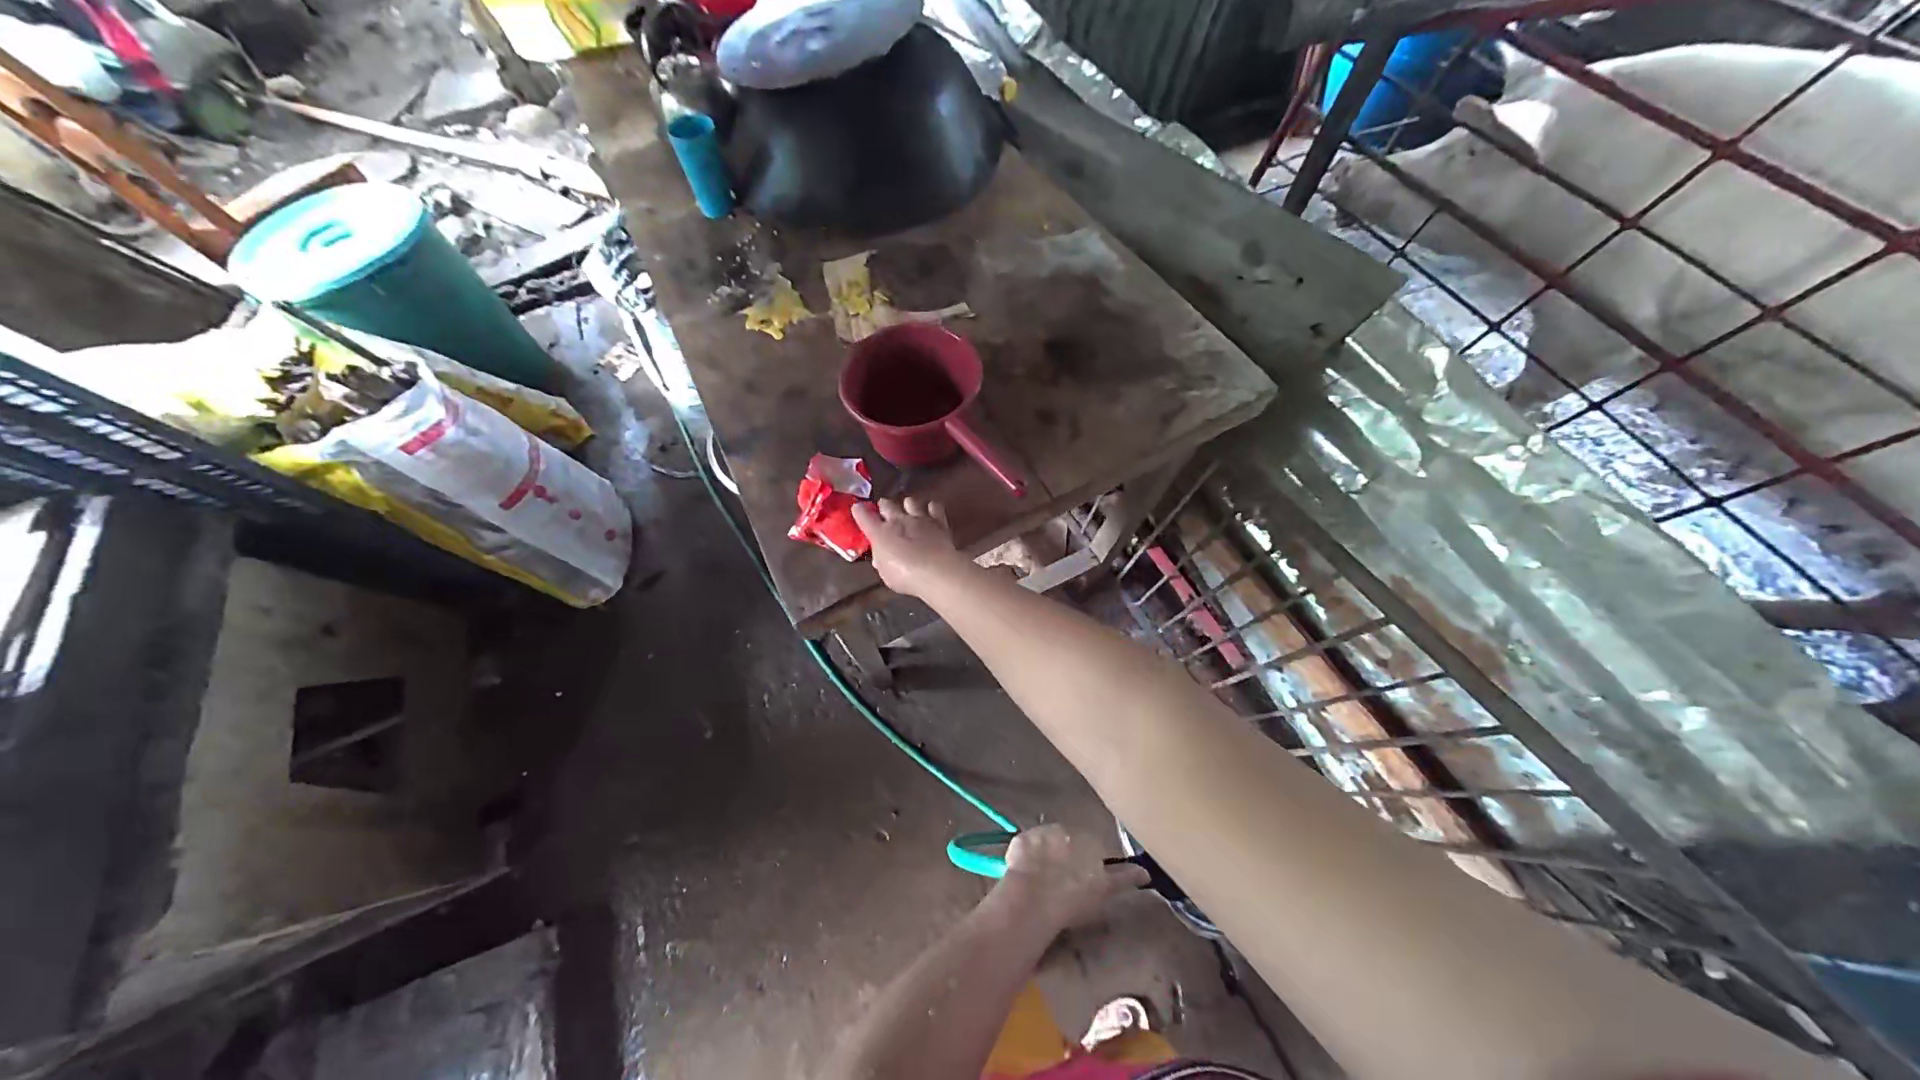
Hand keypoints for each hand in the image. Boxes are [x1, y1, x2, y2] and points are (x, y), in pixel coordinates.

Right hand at [852, 497, 972, 598]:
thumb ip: (882, 561)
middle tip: (885, 512)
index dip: (859, 511)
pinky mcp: (939, 522)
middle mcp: (898, 520)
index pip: (863, 515)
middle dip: (884, 506)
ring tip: (910, 511)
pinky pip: (935, 507)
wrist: (936, 571)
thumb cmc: (905, 577)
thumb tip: (880, 557)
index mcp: (880, 533)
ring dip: (908, 505)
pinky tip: (932, 513)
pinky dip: (932, 508)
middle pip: (887, 504)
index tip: (858, 509)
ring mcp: (920, 519)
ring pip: (911, 501)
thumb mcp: (886, 573)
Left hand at [999, 824, 1148, 928]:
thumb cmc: (1075, 896)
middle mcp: (1066, 827)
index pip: (1097, 845)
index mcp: (1090, 837)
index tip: (1090, 878)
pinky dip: (1028, 858)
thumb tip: (1144, 872)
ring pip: (1049, 842)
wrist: (1034, 898)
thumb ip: (1125, 878)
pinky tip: (1029, 875)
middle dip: (1071, 855)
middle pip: (1072, 840)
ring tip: (1047, 880)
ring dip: (1049, 855)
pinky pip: (1027, 848)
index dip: (1094, 862)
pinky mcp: (1019, 841)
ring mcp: (1040, 832)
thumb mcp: (1105, 890)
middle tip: (1068, 880)